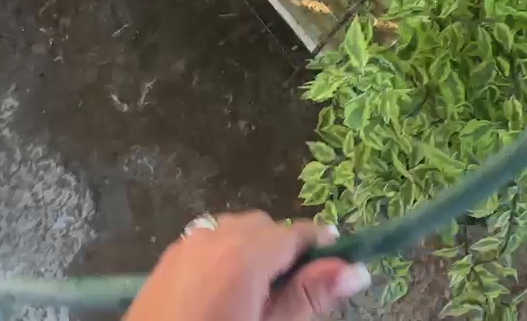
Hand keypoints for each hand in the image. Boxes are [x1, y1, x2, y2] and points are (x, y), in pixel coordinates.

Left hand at [123, 212, 371, 320]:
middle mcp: (217, 233)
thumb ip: (309, 297)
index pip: (297, 233)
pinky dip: (227, 254)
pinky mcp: (170, 257)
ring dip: (255, 251)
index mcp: (245, 252)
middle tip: (292, 297)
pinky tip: (224, 295)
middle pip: (267, 227)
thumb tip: (357, 269)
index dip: (321, 247)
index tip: (340, 267)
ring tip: (258, 298)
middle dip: (284, 252)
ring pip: (238, 229)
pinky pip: (211, 239)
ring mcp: (189, 242)